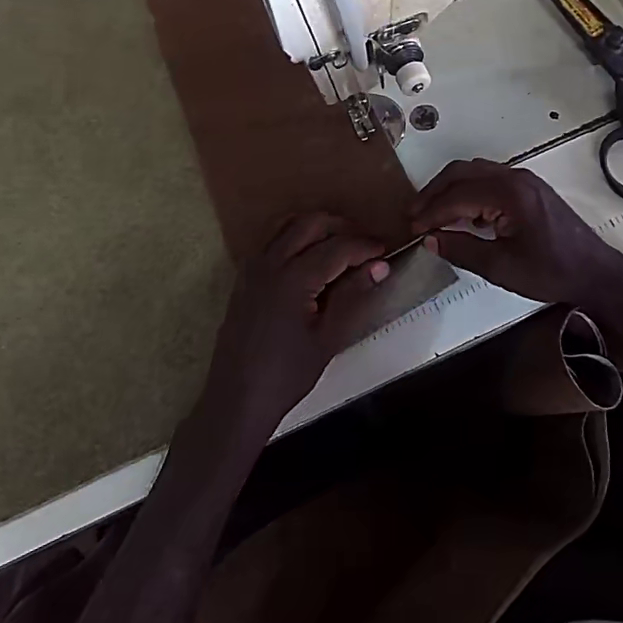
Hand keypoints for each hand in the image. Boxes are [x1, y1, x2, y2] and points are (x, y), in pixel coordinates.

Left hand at [198, 213, 390, 434]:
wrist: (237, 399)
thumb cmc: (287, 374)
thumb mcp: (328, 338)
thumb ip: (354, 296)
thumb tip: (380, 267)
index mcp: (293, 278)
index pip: (337, 247)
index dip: (364, 246)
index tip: (385, 250)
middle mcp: (270, 263)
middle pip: (309, 223)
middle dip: (340, 227)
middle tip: (364, 245)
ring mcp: (253, 268)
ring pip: (287, 227)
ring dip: (316, 229)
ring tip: (340, 248)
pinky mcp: (244, 278)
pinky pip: (272, 242)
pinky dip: (295, 239)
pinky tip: (310, 263)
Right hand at [407, 159, 622, 306]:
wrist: (595, 273)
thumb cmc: (551, 271)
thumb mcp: (502, 267)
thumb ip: (462, 250)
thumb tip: (430, 240)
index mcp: (509, 193)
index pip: (458, 195)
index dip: (431, 211)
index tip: (413, 227)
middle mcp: (516, 178)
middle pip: (463, 173)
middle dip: (435, 192)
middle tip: (414, 214)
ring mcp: (524, 181)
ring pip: (475, 173)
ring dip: (450, 190)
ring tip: (431, 213)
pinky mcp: (529, 190)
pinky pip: (490, 181)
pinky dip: (469, 192)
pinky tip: (462, 215)